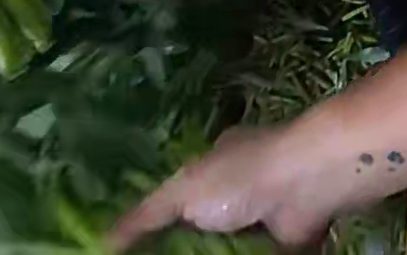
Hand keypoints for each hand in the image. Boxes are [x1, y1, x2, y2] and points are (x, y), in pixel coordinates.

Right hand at [110, 126, 335, 250]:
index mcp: (220, 160)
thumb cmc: (241, 175)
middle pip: (205, 226)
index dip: (161, 224)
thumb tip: (100, 242)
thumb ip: (145, 214)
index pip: (184, 193)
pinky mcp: (284, 242)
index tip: (135, 253)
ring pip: (228, 247)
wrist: (305, 183)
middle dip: (186, 248)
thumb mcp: (184, 188)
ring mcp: (265, 213)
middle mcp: (243, 183)